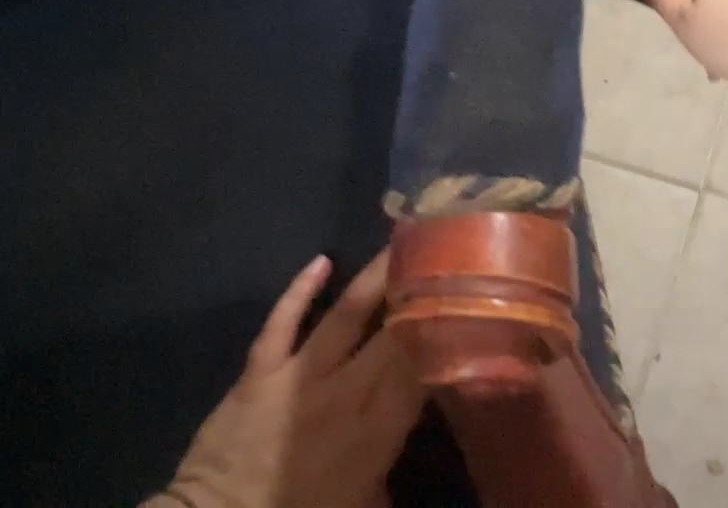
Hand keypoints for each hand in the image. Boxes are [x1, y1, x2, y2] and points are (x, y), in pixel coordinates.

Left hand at [157, 254, 423, 507]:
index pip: (421, 367)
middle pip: (394, 333)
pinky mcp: (260, 372)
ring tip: (399, 244)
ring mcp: (300, 378)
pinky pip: (281, 323)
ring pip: (347, 315)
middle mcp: (346, 395)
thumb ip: (395, 462)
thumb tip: (418, 428)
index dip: (444, 331)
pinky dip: (299, 290)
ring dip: (375, 278)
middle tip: (445, 258)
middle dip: (420, 294)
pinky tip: (321, 260)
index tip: (467, 299)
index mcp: (376, 432)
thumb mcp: (365, 504)